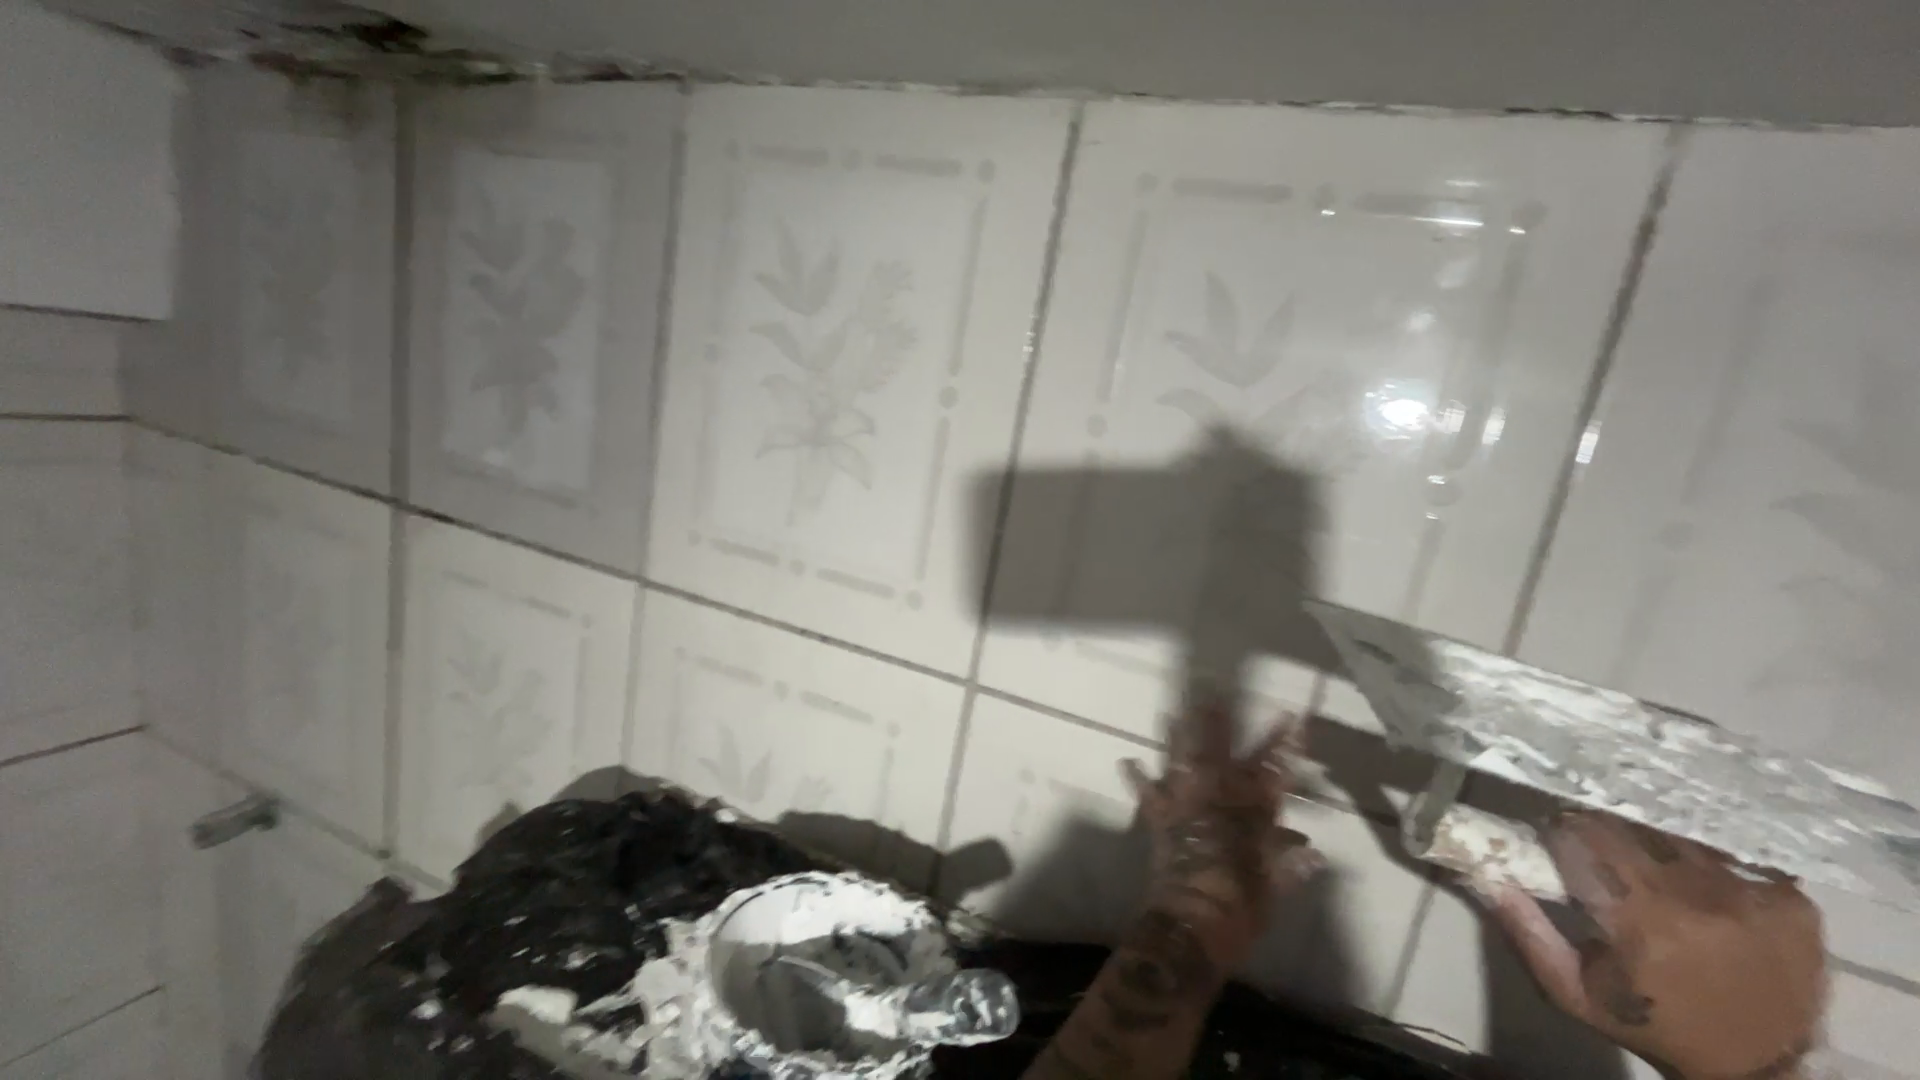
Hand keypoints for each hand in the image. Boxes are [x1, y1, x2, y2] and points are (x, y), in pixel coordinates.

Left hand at [1121, 701, 1322, 963]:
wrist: (1192, 927)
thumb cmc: (1240, 910)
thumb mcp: (1273, 889)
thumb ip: (1291, 867)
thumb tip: (1313, 853)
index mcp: (1253, 814)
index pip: (1274, 771)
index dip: (1284, 744)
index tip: (1293, 716)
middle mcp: (1218, 801)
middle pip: (1221, 752)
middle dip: (1218, 719)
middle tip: (1211, 686)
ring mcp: (1185, 806)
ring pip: (1181, 761)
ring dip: (1177, 734)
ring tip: (1171, 708)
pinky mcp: (1160, 820)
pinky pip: (1146, 793)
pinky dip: (1136, 777)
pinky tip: (1126, 760)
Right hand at [1473, 812, 1824, 1079]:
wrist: (1760, 1067)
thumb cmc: (1651, 1024)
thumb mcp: (1573, 992)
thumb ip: (1527, 934)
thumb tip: (1488, 877)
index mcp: (1640, 919)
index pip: (1582, 838)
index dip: (1560, 830)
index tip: (1550, 832)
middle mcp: (1697, 897)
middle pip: (1630, 826)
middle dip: (1600, 826)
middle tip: (1589, 837)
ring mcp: (1751, 895)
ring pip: (1678, 834)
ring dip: (1650, 836)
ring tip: (1641, 851)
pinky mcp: (1791, 900)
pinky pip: (1731, 854)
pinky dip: (1705, 855)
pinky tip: (1696, 871)